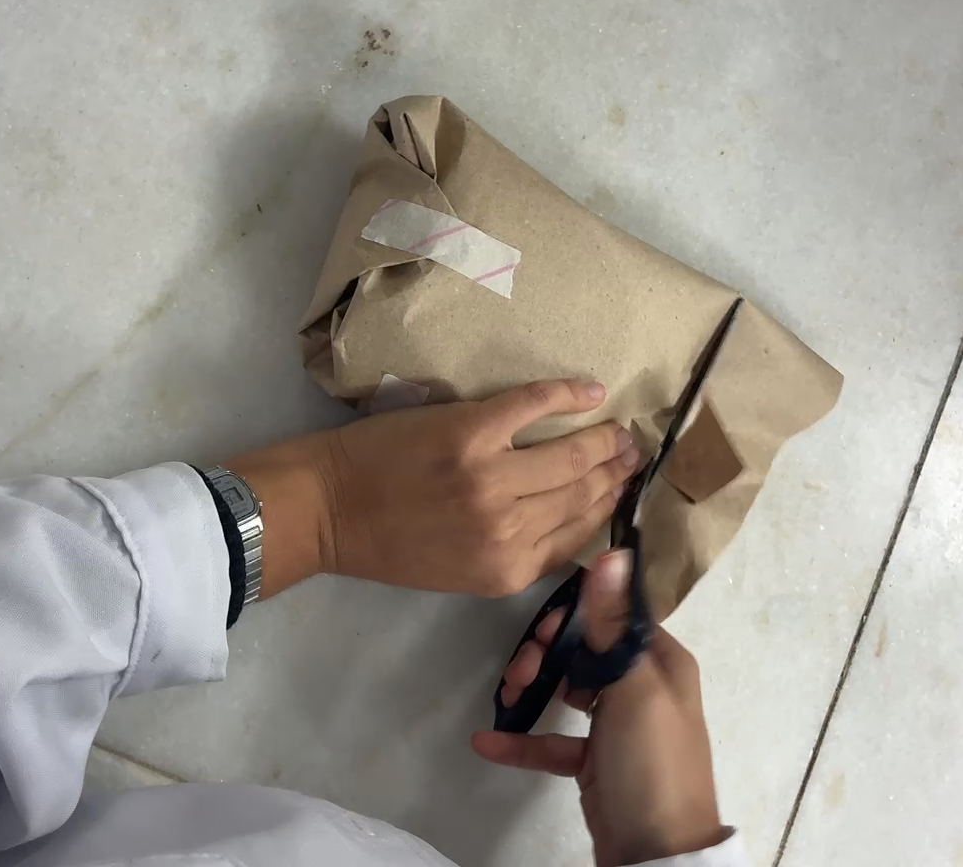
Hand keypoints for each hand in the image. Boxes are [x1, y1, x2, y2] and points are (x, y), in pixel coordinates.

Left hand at [225, 379, 640, 597]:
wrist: (327, 509)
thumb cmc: (388, 544)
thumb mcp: (460, 572)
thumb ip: (516, 554)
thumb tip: (568, 526)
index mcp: (508, 568)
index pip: (580, 534)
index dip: (608, 508)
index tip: (625, 487)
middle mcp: (509, 526)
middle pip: (583, 492)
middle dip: (616, 471)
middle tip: (634, 452)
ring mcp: (491, 476)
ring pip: (569, 454)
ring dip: (603, 439)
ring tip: (622, 428)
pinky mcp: (471, 430)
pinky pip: (534, 404)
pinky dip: (567, 395)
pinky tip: (591, 390)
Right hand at [471, 550, 726, 866]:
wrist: (657, 861)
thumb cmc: (650, 763)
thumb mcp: (631, 688)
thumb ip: (612, 623)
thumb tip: (613, 555)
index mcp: (661, 662)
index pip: (616, 616)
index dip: (578, 613)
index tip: (545, 623)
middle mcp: (643, 687)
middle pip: (586, 650)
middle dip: (548, 652)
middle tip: (523, 663)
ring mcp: (619, 726)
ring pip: (568, 690)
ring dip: (534, 686)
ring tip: (507, 691)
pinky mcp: (596, 763)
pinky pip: (555, 742)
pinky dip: (524, 740)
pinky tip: (488, 740)